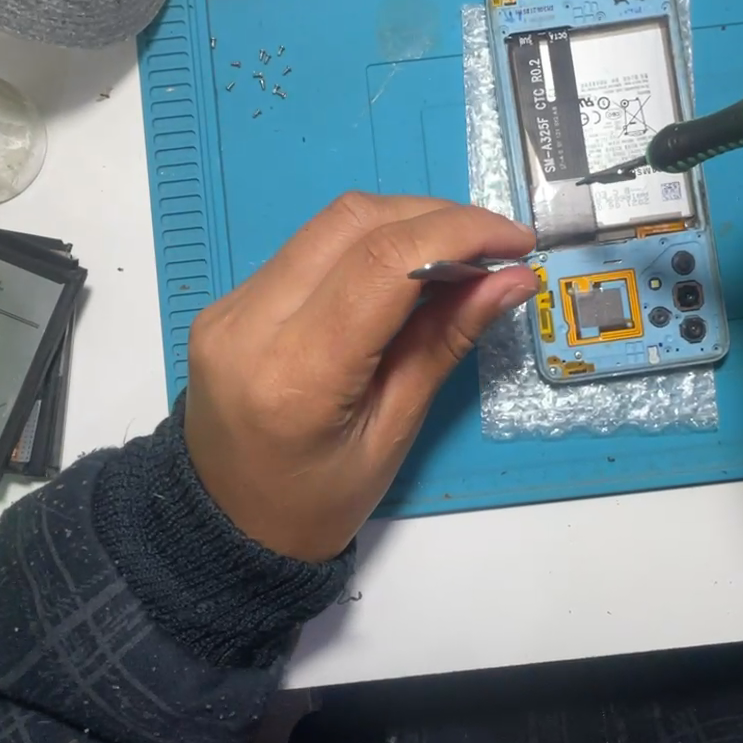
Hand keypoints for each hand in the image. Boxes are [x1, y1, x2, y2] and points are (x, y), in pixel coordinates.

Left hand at [183, 193, 539, 560]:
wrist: (225, 525)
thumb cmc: (319, 501)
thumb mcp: (395, 431)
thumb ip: (446, 342)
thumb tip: (512, 279)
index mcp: (296, 374)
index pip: (383, 263)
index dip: (459, 233)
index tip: (516, 243)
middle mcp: (250, 322)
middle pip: (354, 221)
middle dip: (437, 217)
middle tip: (494, 246)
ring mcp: (230, 304)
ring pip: (330, 223)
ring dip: (405, 223)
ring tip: (459, 255)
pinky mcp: (229, 299)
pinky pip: (309, 247)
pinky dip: (369, 244)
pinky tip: (405, 270)